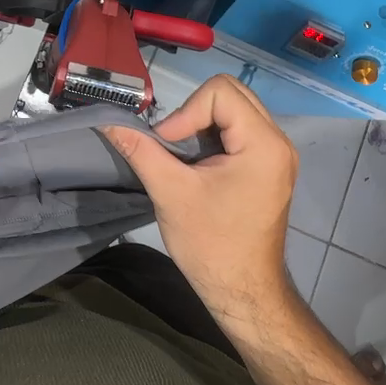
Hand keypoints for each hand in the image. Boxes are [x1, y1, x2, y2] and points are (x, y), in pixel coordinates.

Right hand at [104, 75, 300, 323]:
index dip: (186, 112)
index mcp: (263, 144)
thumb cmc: (211, 244)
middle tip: (173, 146)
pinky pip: (239, 128)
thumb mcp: (169, 192)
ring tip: (183, 155)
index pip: (219, 92)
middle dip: (194, 112)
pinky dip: (213, 135)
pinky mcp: (268, 166)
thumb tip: (107, 121)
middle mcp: (278, 141)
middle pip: (230, 93)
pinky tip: (198, 164)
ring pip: (234, 108)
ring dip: (202, 123)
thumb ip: (139, 149)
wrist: (243, 292)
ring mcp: (276, 154)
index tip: (168, 146)